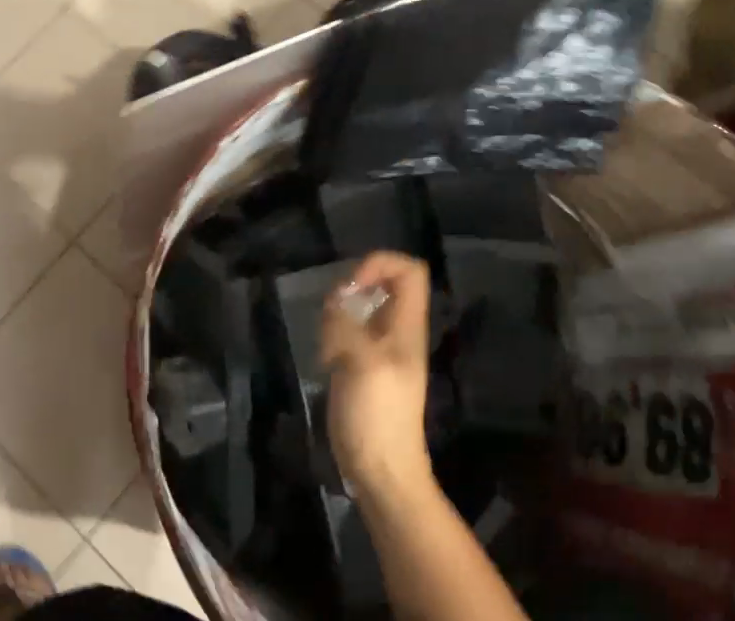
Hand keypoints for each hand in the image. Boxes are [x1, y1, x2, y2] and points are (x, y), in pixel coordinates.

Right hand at [320, 251, 435, 498]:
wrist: (380, 469)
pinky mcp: (358, 366)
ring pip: (359, 308)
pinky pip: (344, 333)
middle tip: (333, 314)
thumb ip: (346, 324)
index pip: (409, 271)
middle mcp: (395, 332)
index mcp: (406, 327)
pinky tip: (324, 360)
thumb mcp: (363, 363)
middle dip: (351, 289)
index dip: (380, 264)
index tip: (351, 285)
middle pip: (382, 285)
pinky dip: (330, 336)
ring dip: (336, 316)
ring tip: (329, 343)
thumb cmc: (378, 416)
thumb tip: (335, 301)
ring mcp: (377, 349)